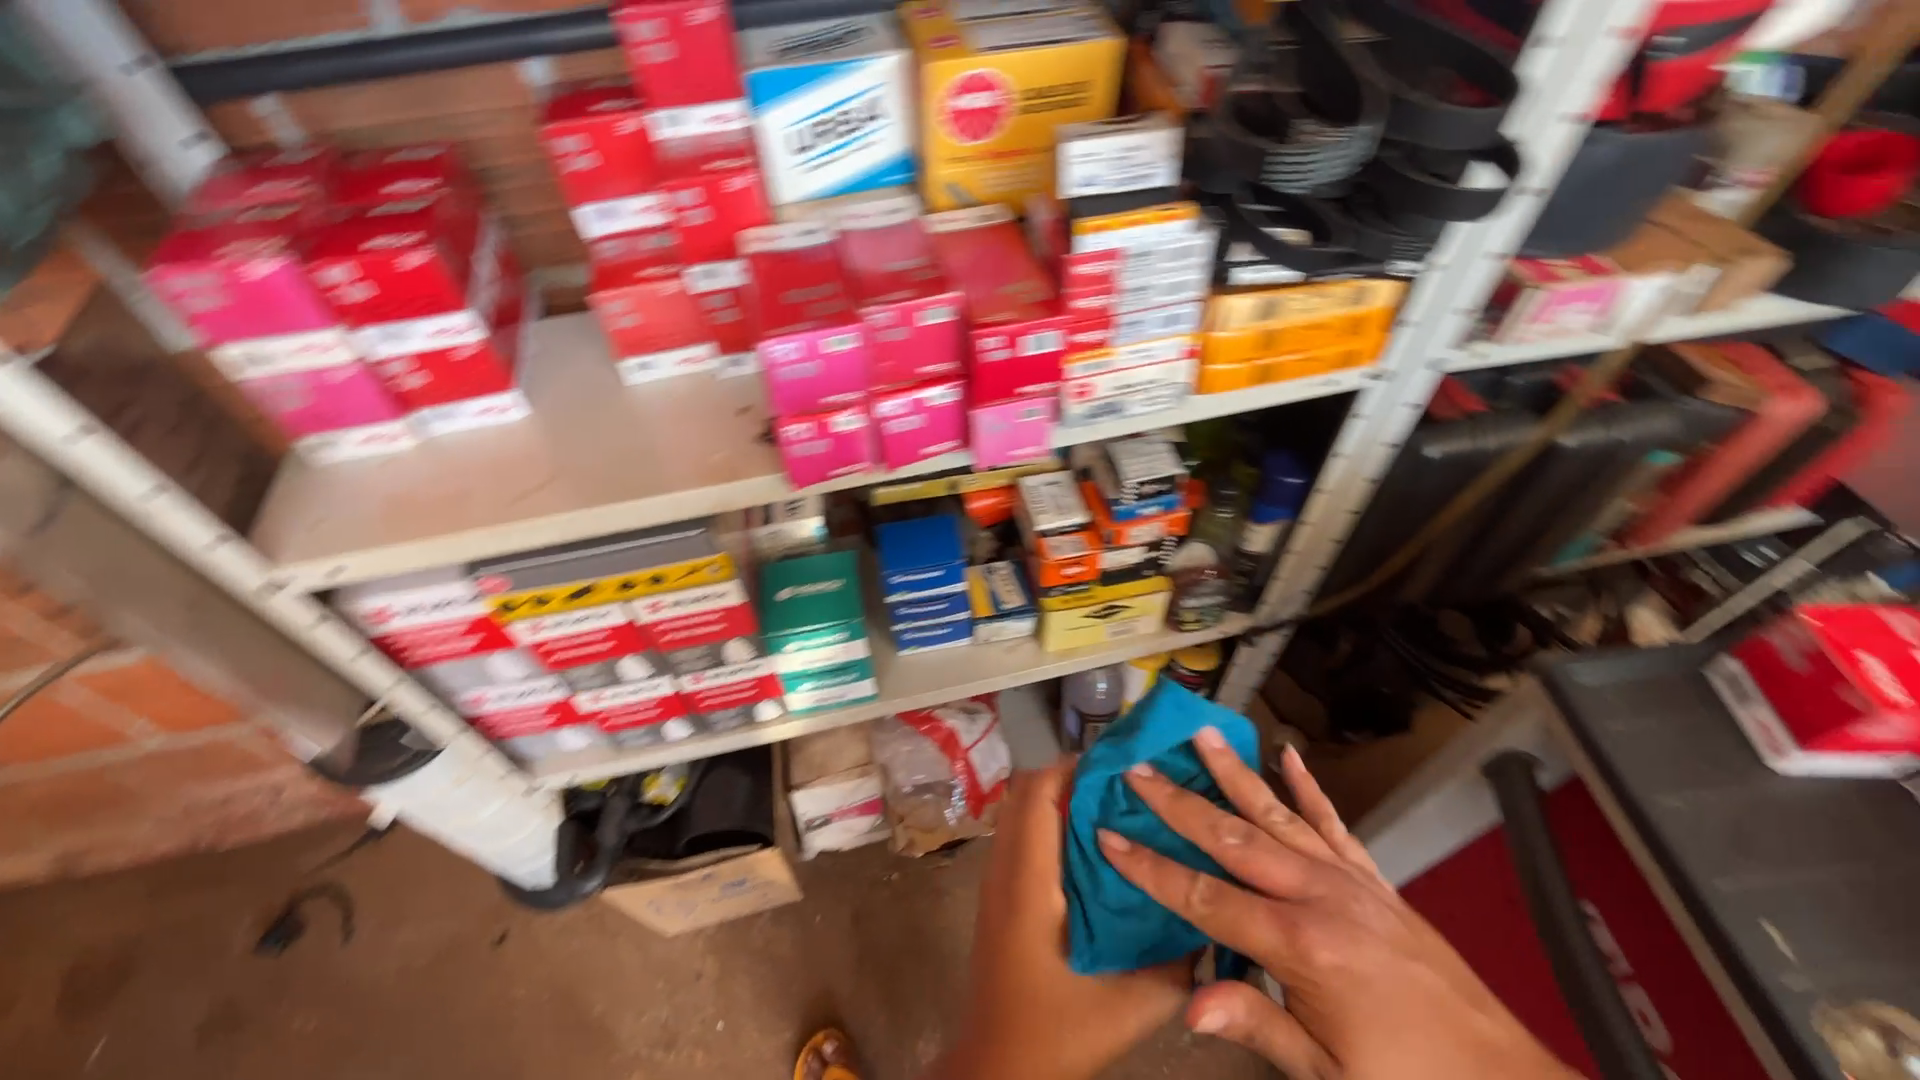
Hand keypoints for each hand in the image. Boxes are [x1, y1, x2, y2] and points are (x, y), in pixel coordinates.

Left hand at [933, 760, 1191, 1079]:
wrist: (998, 1068)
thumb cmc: (1060, 1031)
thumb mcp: (1135, 1001)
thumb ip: (1177, 954)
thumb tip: (1208, 905)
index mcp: (1028, 882)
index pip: (1037, 794)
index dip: (1075, 768)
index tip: (1122, 769)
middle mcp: (1003, 870)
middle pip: (1023, 792)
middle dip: (1071, 778)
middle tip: (1124, 788)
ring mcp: (994, 883)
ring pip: (1019, 813)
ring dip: (1059, 800)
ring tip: (1113, 810)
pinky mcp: (997, 899)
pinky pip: (1019, 838)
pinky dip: (1049, 826)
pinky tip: (1093, 853)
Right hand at [1098, 735, 1579, 1079]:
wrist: (1500, 1079)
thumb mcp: (1327, 1074)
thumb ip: (1257, 1025)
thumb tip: (1189, 1005)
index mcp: (1300, 947)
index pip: (1205, 898)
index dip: (1151, 868)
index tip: (1109, 835)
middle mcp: (1321, 898)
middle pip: (1233, 839)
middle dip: (1180, 804)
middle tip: (1139, 770)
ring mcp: (1351, 883)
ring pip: (1279, 815)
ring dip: (1236, 774)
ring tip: (1204, 737)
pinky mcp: (1376, 883)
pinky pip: (1335, 825)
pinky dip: (1310, 789)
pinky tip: (1290, 758)